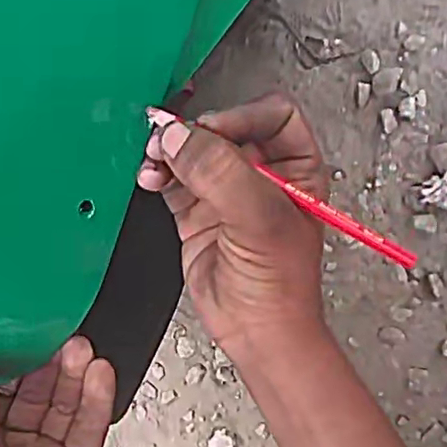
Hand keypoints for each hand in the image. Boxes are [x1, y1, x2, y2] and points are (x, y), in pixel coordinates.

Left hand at [0, 337, 115, 446]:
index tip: (19, 330)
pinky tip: (98, 377)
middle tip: (58, 334)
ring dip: (74, 377)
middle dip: (47, 363)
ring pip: (64, 407)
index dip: (9, 359)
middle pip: (34, 392)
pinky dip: (95, 403)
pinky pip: (87, 432)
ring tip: (82, 349)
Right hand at [136, 93, 327, 351]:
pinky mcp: (196, 214)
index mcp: (296, 167)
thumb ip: (222, 172)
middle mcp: (261, 176)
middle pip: (224, 129)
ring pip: (193, 152)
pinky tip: (151, 176)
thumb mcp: (260, 219)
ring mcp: (226, 195)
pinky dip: (157, 173)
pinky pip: (171, 179)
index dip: (240, 115)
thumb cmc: (280, 286)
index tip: (212, 132)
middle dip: (196, 133)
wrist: (257, 331)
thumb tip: (182, 138)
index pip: (270, 115)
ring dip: (170, 151)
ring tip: (155, 158)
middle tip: (173, 140)